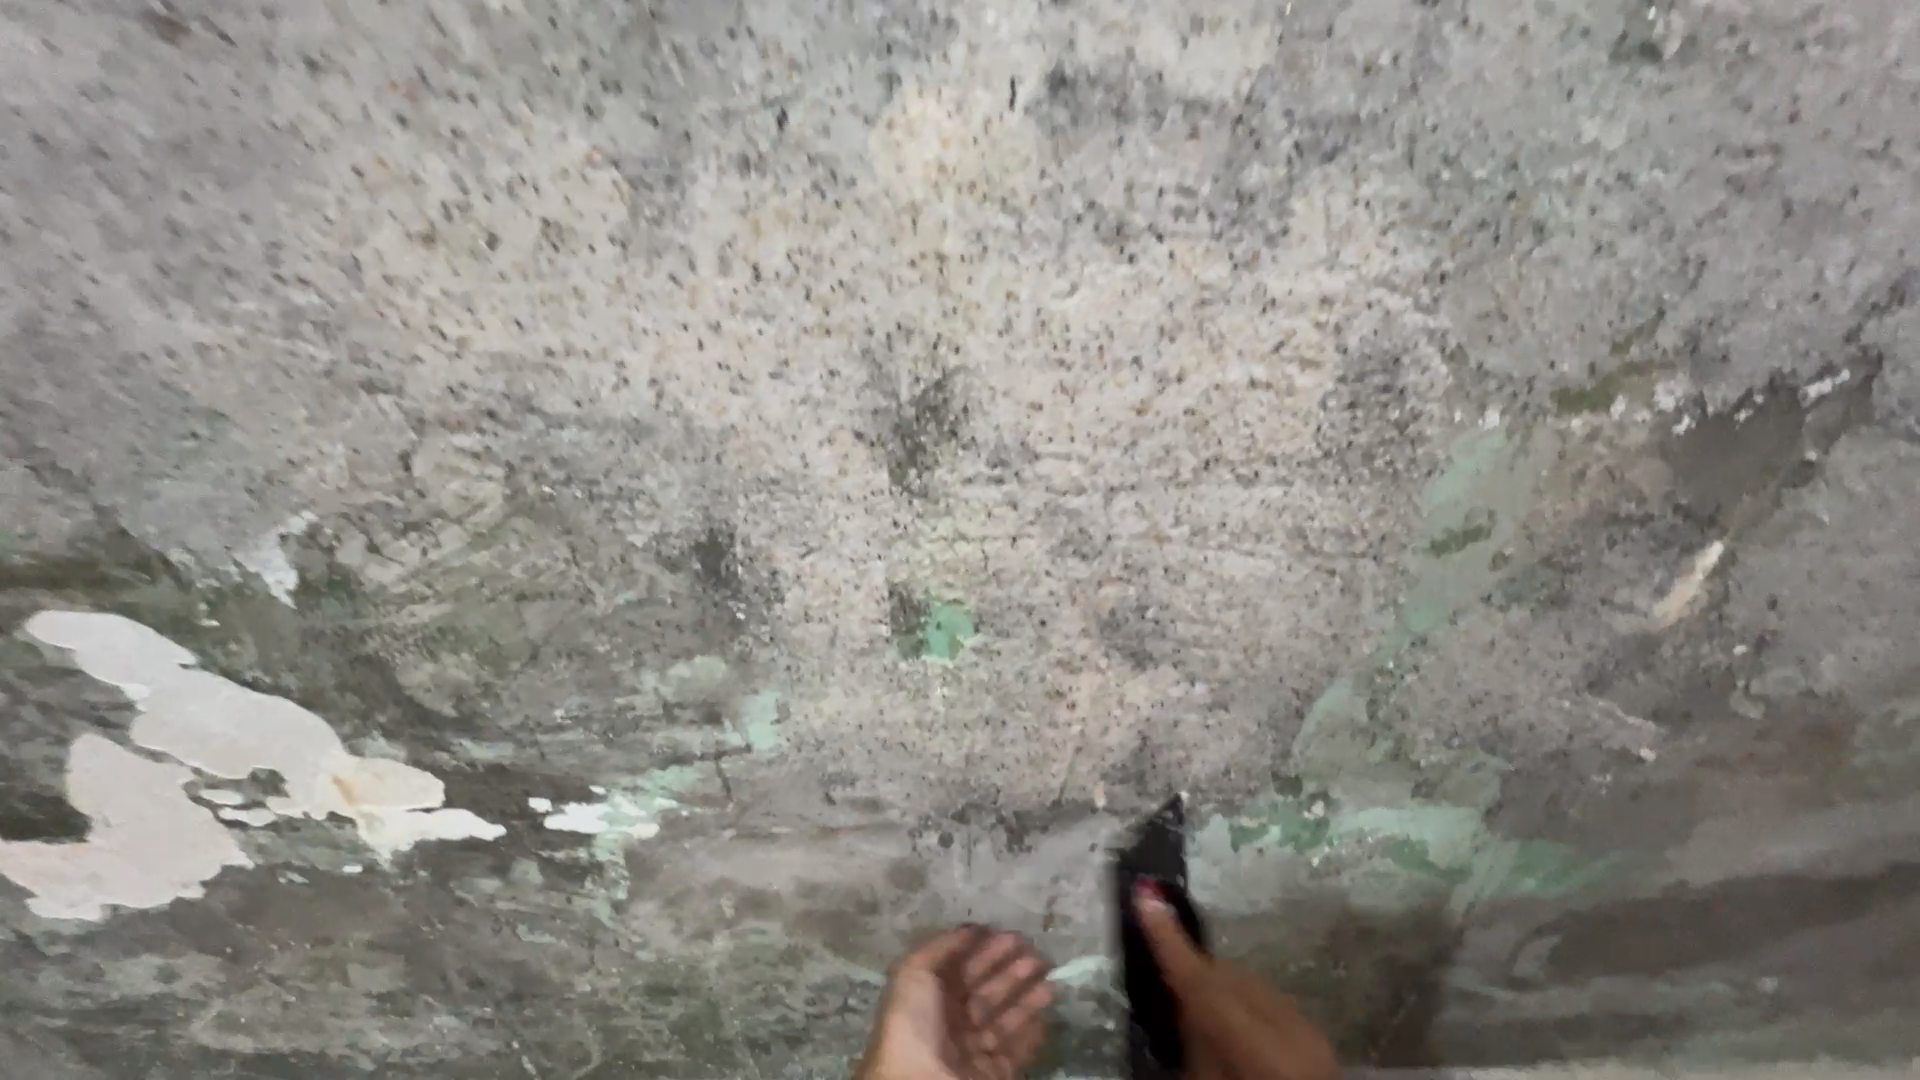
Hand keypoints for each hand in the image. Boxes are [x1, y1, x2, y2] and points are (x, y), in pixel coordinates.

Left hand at [856, 925, 1055, 1079]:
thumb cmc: (913, 1023)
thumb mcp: (914, 972)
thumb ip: (942, 946)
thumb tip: (970, 928)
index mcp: (928, 997)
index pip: (962, 968)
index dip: (985, 949)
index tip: (1011, 934)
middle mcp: (950, 1023)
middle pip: (986, 991)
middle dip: (1011, 969)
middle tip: (1037, 952)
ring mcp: (972, 1051)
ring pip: (1004, 1019)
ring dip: (1027, 996)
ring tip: (1050, 977)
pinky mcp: (992, 1075)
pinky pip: (1015, 1051)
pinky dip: (1031, 1033)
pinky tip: (1046, 1013)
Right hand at [1134, 884, 1339, 1079]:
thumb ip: (1192, 1039)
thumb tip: (1177, 996)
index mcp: (1259, 1052)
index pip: (1203, 983)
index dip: (1169, 940)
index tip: (1144, 894)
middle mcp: (1292, 1032)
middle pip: (1226, 978)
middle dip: (1195, 977)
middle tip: (1167, 992)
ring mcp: (1311, 1034)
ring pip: (1247, 986)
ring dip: (1220, 992)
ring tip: (1202, 1021)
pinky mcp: (1318, 1040)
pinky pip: (1267, 1004)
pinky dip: (1244, 1008)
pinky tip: (1235, 1035)